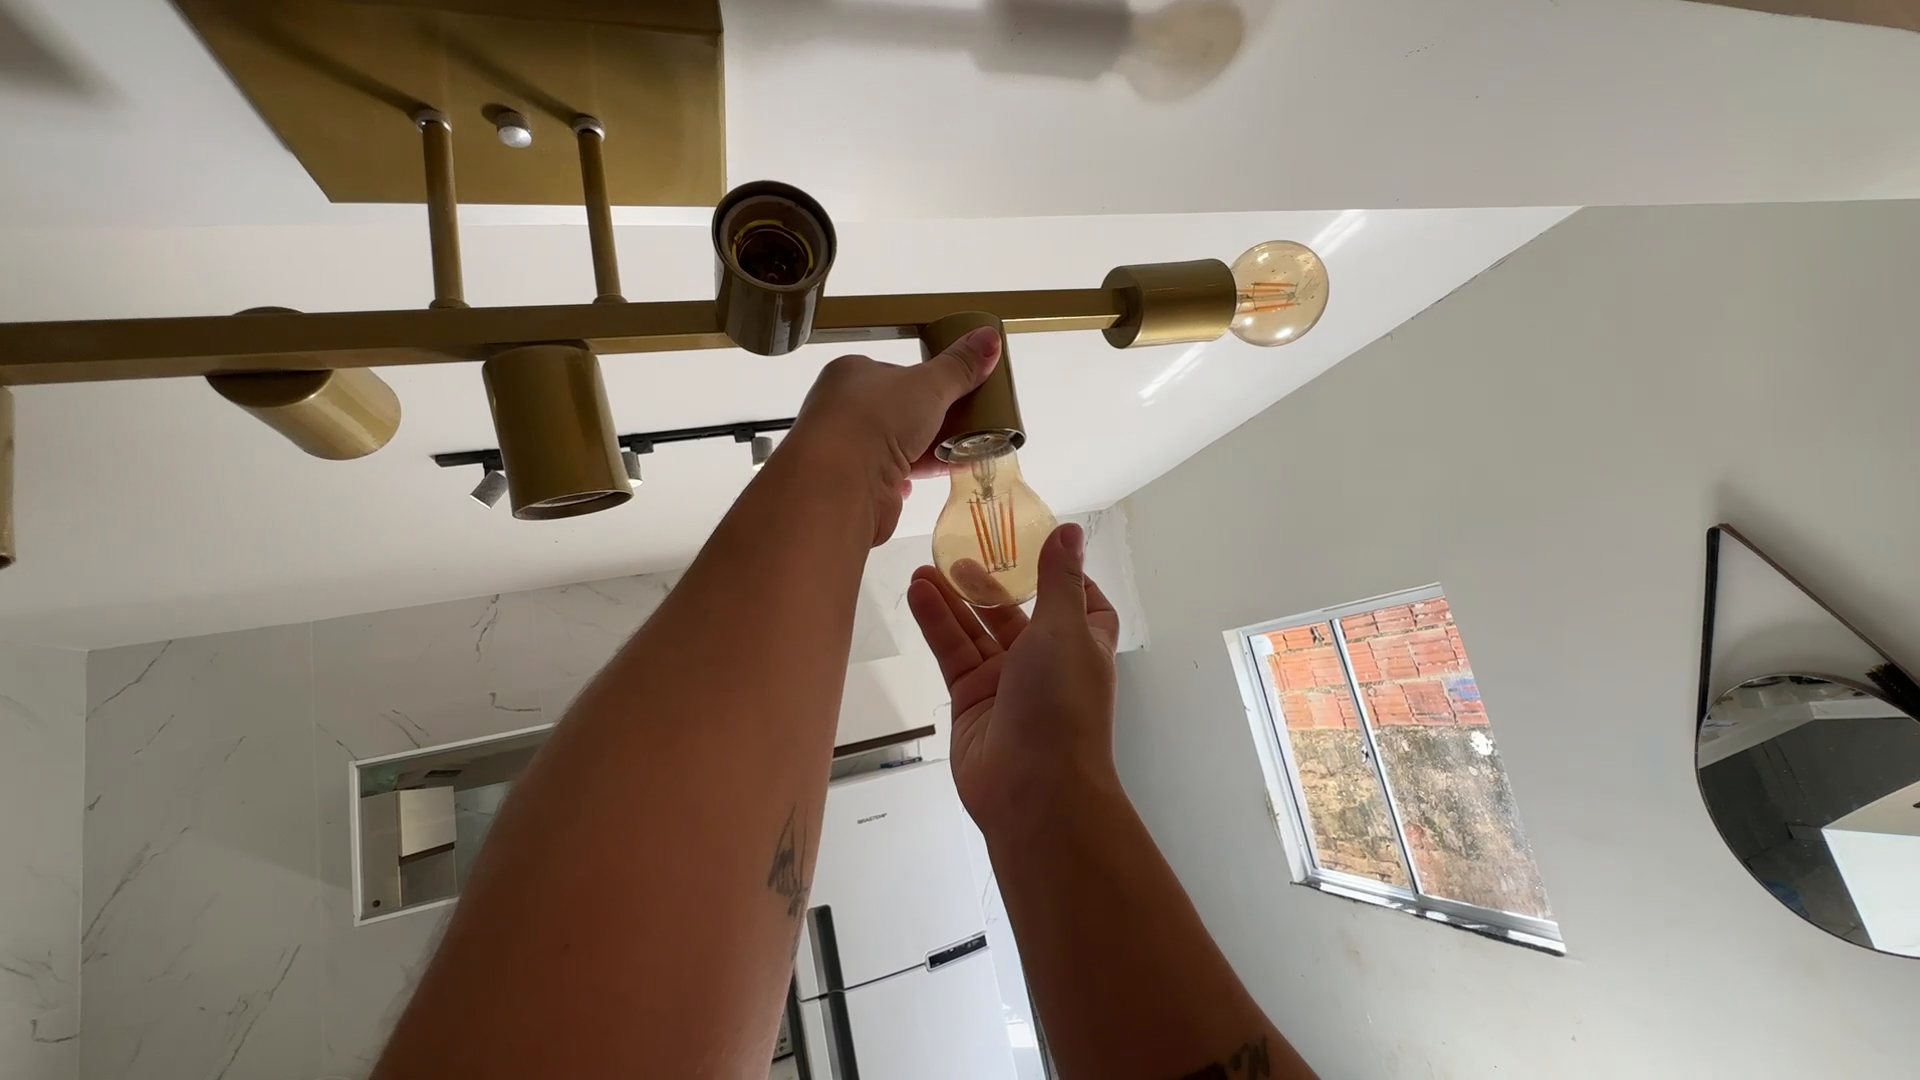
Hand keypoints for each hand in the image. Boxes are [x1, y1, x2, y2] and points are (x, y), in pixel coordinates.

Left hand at [782, 326, 1000, 545]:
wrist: (841, 481)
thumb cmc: (877, 418)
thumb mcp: (929, 385)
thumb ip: (959, 367)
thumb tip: (989, 338)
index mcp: (852, 374)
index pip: (893, 373)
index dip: (925, 383)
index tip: (954, 392)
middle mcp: (843, 410)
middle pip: (898, 412)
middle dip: (932, 420)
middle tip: (967, 424)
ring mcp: (848, 449)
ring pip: (897, 446)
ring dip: (928, 450)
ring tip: (964, 450)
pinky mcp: (856, 485)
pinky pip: (893, 477)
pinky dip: (914, 476)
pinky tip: (935, 474)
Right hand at [907, 523, 1123, 837]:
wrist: (1033, 790)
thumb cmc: (1061, 702)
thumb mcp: (1064, 629)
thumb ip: (1058, 579)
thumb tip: (1070, 532)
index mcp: (1081, 645)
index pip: (1079, 604)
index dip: (1061, 577)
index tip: (1035, 548)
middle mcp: (1046, 662)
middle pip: (1016, 613)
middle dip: (989, 584)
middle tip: (958, 553)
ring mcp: (1006, 683)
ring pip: (977, 631)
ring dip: (953, 600)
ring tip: (924, 568)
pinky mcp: (971, 701)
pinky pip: (953, 654)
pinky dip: (936, 625)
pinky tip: (918, 594)